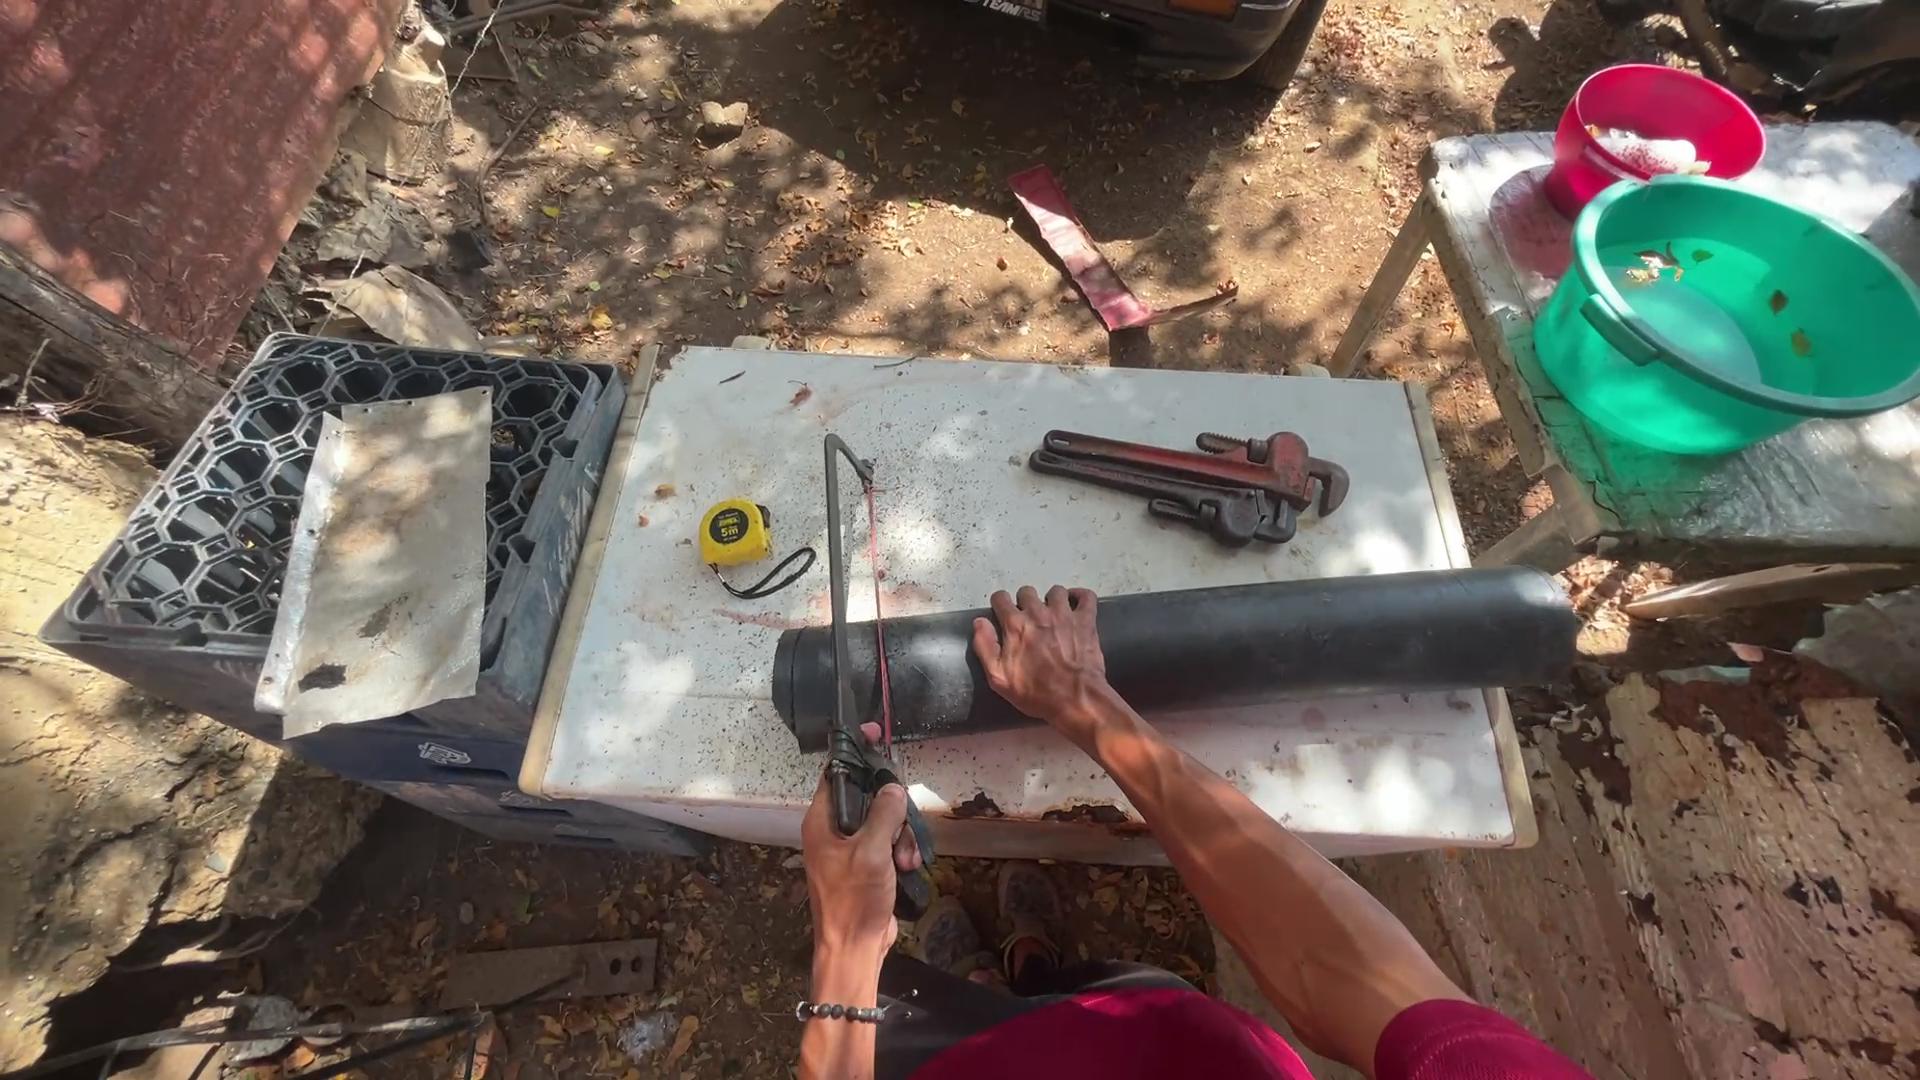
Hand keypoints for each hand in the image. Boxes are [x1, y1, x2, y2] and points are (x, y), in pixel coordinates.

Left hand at [801, 724, 923, 975]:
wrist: (855, 952)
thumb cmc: (853, 901)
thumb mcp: (870, 852)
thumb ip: (883, 814)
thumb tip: (893, 787)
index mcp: (822, 821)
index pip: (835, 772)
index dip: (855, 752)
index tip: (874, 734)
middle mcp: (833, 830)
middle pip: (868, 796)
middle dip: (892, 811)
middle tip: (902, 826)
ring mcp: (851, 849)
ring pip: (884, 820)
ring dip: (901, 836)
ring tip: (905, 859)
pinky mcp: (867, 866)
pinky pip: (889, 843)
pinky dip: (901, 852)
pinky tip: (907, 869)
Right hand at [972, 585, 1113, 748]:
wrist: (1075, 699)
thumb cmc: (1035, 692)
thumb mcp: (998, 677)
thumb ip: (985, 646)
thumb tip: (980, 622)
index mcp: (1015, 624)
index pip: (1000, 597)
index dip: (1000, 605)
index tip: (1003, 615)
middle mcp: (1038, 612)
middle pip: (1027, 592)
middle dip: (1024, 603)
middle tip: (1029, 621)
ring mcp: (1065, 614)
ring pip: (1055, 591)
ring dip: (1051, 600)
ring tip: (1053, 615)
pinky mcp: (1086, 620)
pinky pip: (1086, 596)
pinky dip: (1081, 596)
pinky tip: (1076, 604)